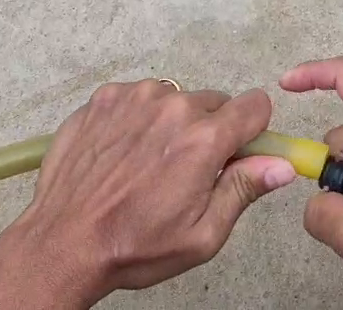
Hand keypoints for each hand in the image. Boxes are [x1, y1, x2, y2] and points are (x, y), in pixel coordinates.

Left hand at [0, 80, 297, 309]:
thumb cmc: (134, 247)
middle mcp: (174, 106)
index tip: (236, 152)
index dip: (252, 129)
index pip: (256, 104)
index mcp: (204, 139)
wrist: (60, 245)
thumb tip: (283, 163)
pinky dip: (137, 118)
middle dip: (209, 130)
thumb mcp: (201, 236)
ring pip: (177, 98)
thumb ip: (244, 189)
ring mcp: (136, 96)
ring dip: (172, 122)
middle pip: (215, 102)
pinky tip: (121, 152)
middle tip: (183, 169)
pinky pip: (140, 97)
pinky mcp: (106, 97)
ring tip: (146, 162)